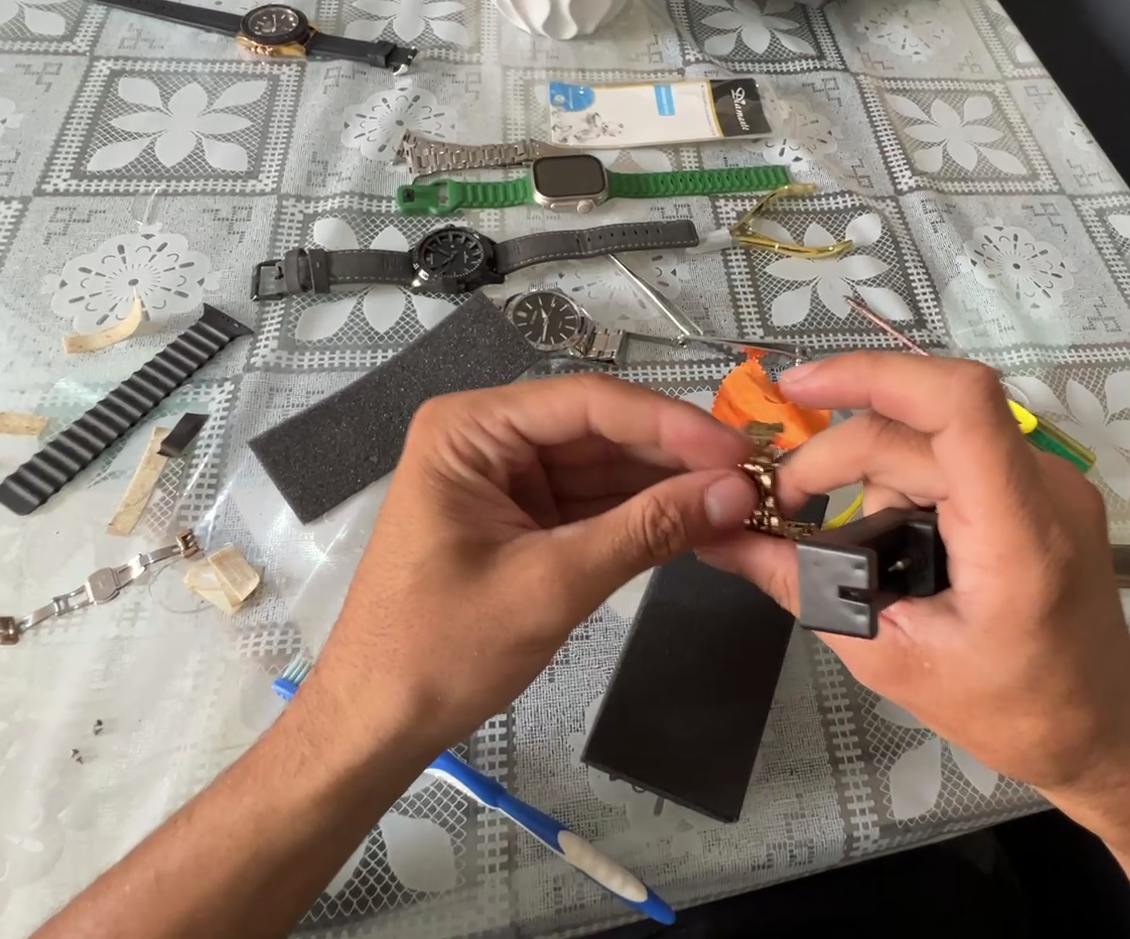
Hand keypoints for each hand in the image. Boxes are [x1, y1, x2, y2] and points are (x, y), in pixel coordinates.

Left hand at [298, 373, 758, 762]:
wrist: (377, 726)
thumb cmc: (440, 650)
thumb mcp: (551, 584)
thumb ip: (647, 531)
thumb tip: (737, 492)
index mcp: (470, 428)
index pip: (588, 403)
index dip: (671, 424)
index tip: (739, 452)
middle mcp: (489, 437)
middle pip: (601, 429)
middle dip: (675, 456)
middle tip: (752, 477)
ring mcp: (508, 477)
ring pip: (606, 465)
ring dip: (667, 486)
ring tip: (738, 501)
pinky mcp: (525, 516)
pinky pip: (595, 501)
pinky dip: (643, 514)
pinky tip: (696, 520)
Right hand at [703, 353, 1129, 797]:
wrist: (1102, 727)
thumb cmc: (1009, 708)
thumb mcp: (887, 657)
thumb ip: (800, 587)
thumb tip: (721, 538)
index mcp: (1017, 536)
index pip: (958, 404)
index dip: (872, 374)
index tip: (794, 390)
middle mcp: (1042, 485)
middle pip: (914, 424)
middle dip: (833, 455)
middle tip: (786, 507)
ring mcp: (1046, 476)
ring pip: (924, 432)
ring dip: (865, 470)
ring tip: (849, 542)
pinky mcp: (1035, 479)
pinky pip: (948, 447)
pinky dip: (897, 474)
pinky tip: (886, 528)